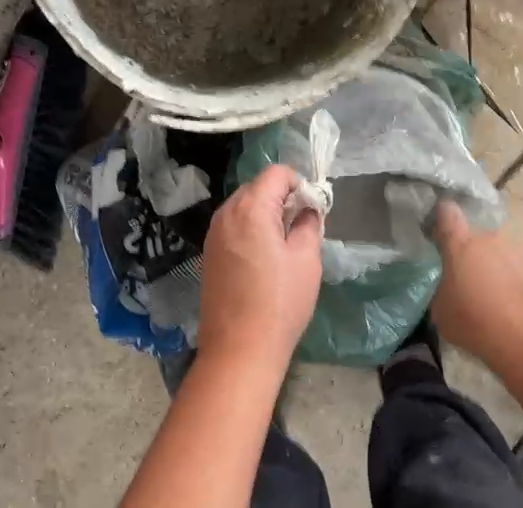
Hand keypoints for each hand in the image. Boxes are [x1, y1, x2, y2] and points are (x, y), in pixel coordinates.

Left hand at [198, 164, 323, 374]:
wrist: (238, 349)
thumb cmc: (279, 302)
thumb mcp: (307, 260)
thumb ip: (309, 223)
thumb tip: (308, 208)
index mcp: (250, 208)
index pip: (277, 173)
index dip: (299, 184)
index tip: (313, 210)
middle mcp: (226, 212)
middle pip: (258, 186)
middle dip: (282, 198)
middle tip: (302, 228)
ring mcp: (213, 232)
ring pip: (244, 206)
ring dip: (266, 215)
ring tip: (285, 247)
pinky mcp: (209, 252)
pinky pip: (234, 226)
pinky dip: (251, 230)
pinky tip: (264, 260)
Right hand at [430, 201, 522, 366]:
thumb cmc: (480, 325)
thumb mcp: (442, 313)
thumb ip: (443, 290)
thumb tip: (449, 288)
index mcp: (461, 245)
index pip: (447, 213)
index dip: (444, 220)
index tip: (443, 237)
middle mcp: (492, 239)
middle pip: (479, 241)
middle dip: (476, 260)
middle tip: (476, 290)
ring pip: (506, 257)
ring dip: (502, 273)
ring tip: (504, 307)